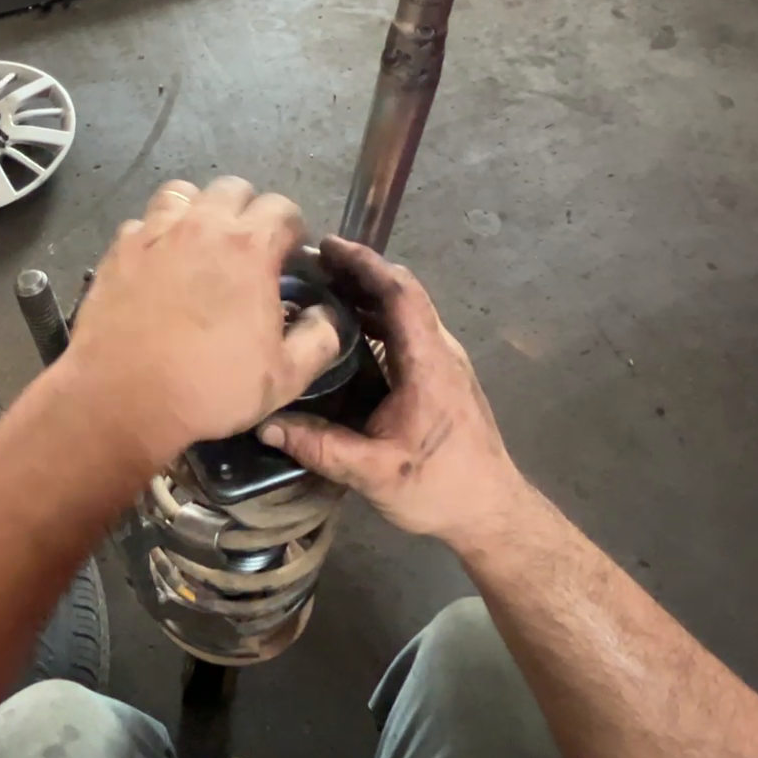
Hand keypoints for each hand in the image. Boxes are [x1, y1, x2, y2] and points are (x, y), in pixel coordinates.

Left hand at [58, 177, 343, 467]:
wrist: (121, 398)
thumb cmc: (209, 389)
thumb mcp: (284, 378)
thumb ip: (319, 340)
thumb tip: (327, 316)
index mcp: (250, 247)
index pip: (283, 209)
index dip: (291, 230)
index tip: (288, 257)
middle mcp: (202, 225)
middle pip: (233, 188)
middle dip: (248, 211)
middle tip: (246, 248)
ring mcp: (155, 232)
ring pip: (183, 193)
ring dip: (199, 210)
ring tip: (199, 243)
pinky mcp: (118, 249)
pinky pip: (143, 222)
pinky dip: (156, 234)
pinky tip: (157, 262)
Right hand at [257, 236, 523, 545]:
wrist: (492, 512)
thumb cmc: (441, 489)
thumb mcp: (375, 473)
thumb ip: (320, 447)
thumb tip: (266, 423)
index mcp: (428, 363)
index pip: (400, 293)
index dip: (364, 264)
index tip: (327, 246)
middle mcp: (440, 351)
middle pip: (402, 292)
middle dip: (358, 270)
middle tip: (310, 263)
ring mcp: (443, 361)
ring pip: (405, 308)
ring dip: (366, 291)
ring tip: (320, 287)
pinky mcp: (439, 375)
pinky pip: (405, 327)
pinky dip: (374, 314)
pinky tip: (344, 327)